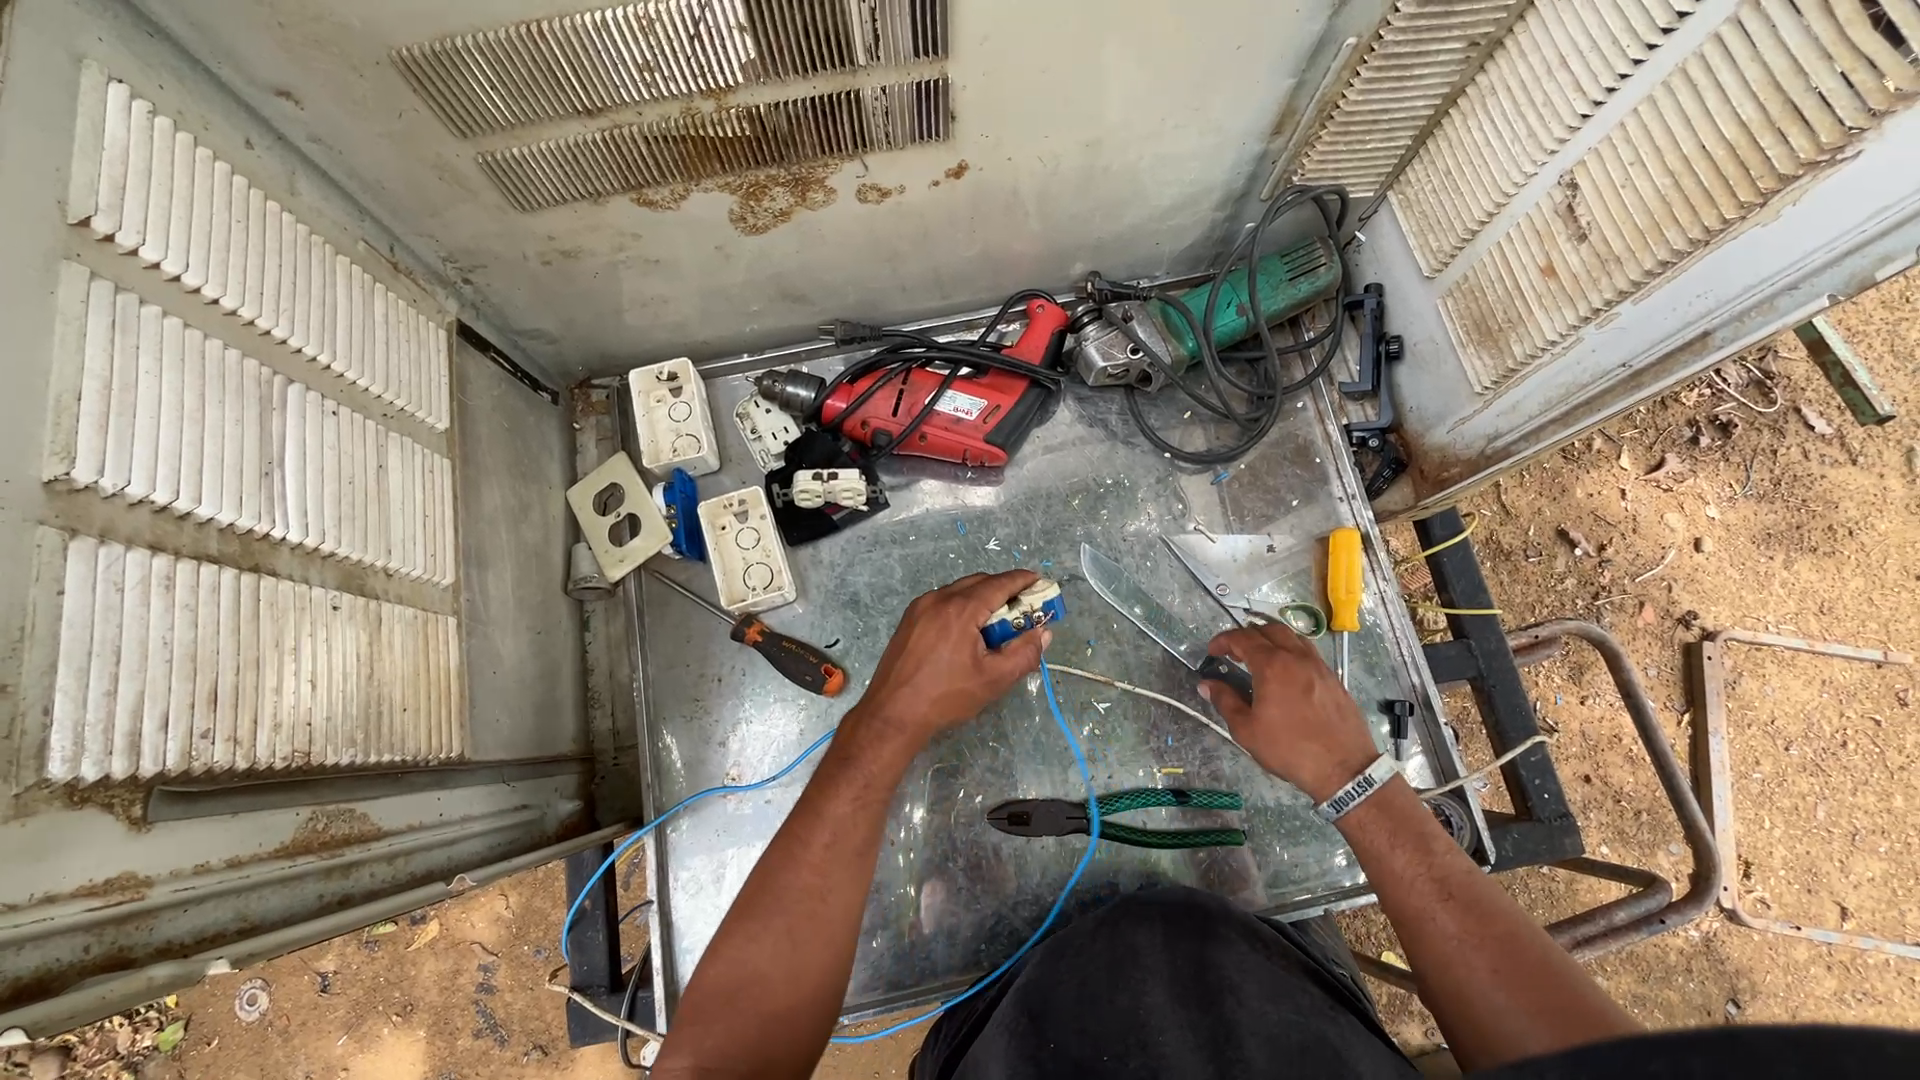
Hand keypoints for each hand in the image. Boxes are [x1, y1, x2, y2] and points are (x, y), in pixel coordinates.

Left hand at [849, 570, 1052, 747]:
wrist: (892, 713)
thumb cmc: (946, 696)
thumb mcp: (994, 679)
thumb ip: (1024, 653)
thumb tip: (1044, 633)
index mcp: (960, 608)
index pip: (1000, 583)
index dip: (1023, 580)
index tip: (1040, 582)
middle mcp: (938, 599)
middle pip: (979, 582)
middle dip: (1004, 589)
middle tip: (1024, 608)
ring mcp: (920, 607)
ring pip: (959, 591)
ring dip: (982, 599)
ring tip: (998, 623)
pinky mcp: (909, 619)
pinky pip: (943, 602)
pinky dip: (962, 607)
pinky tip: (969, 631)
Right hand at [1203, 622, 1378, 801]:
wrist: (1344, 768)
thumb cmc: (1289, 748)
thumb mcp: (1247, 729)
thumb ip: (1225, 701)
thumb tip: (1207, 684)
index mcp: (1272, 665)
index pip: (1243, 638)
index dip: (1224, 640)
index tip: (1213, 651)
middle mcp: (1297, 657)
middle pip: (1270, 629)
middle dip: (1248, 635)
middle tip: (1234, 652)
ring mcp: (1319, 666)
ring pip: (1293, 637)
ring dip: (1272, 639)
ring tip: (1260, 657)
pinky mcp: (1333, 679)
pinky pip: (1309, 653)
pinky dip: (1291, 652)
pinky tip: (1287, 673)